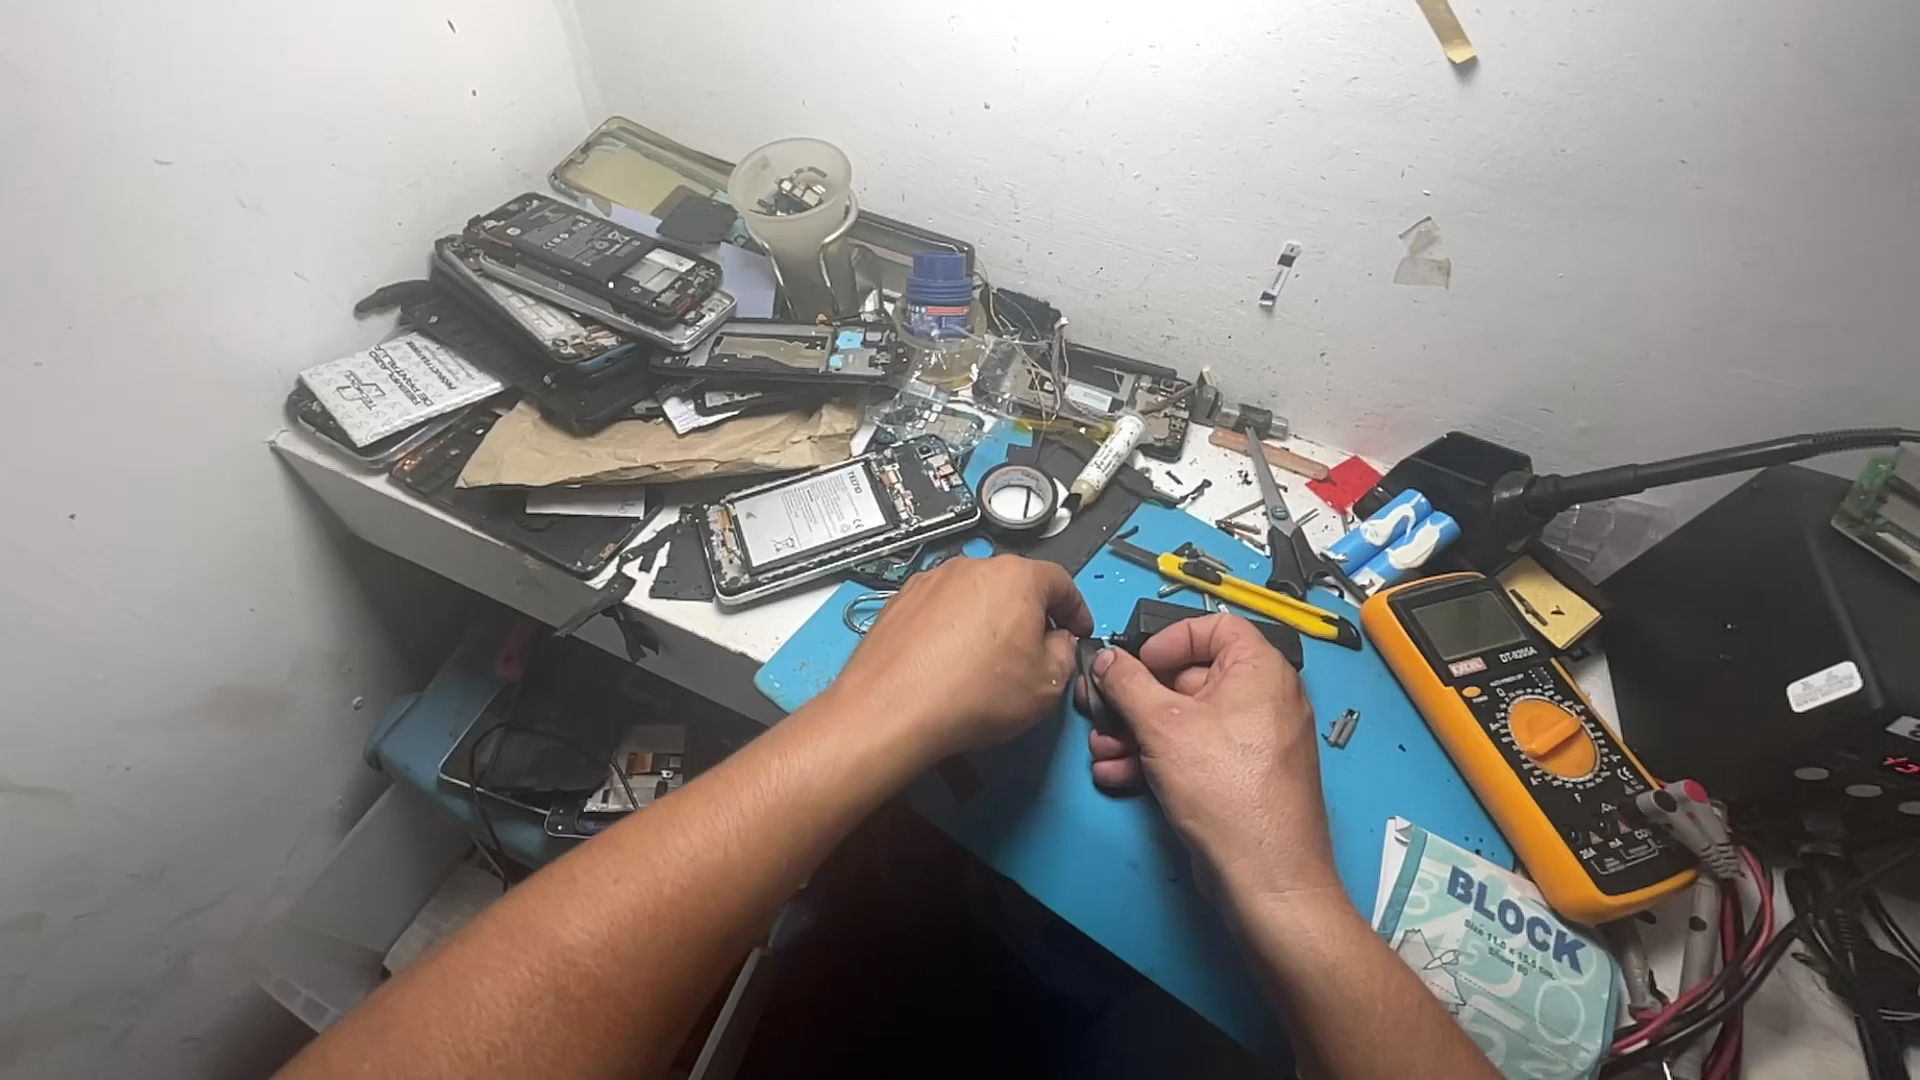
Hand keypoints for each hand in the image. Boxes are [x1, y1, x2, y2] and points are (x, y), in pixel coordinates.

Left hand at [831, 555, 1093, 761]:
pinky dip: (951, 630)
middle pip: (1014, 585)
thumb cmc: (972, 694)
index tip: (1076, 630)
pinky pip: (940, 610)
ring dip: (986, 622)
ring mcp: (932, 581)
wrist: (893, 708)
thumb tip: (1058, 643)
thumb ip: (1066, 652)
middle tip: (1033, 653)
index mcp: (1017, 577)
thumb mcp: (1048, 684)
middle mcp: (973, 567)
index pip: (1061, 582)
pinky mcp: (901, 600)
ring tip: (985, 665)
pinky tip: (949, 664)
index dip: (1075, 610)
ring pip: (974, 596)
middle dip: (1028, 616)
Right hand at [1082, 613, 1339, 899]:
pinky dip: (1156, 757)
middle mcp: (1262, 698)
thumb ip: (1127, 683)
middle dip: (1136, 697)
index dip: (1169, 638)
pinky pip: (1192, 750)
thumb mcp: (1162, 724)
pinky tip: (1119, 773)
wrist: (1264, 878)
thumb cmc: (1228, 790)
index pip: (1214, 626)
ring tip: (1103, 748)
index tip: (1137, 660)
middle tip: (1101, 707)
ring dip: (1135, 731)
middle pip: (1188, 676)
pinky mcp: (1237, 775)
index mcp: (1260, 670)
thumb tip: (1108, 661)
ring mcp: (1250, 739)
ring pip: (1183, 718)